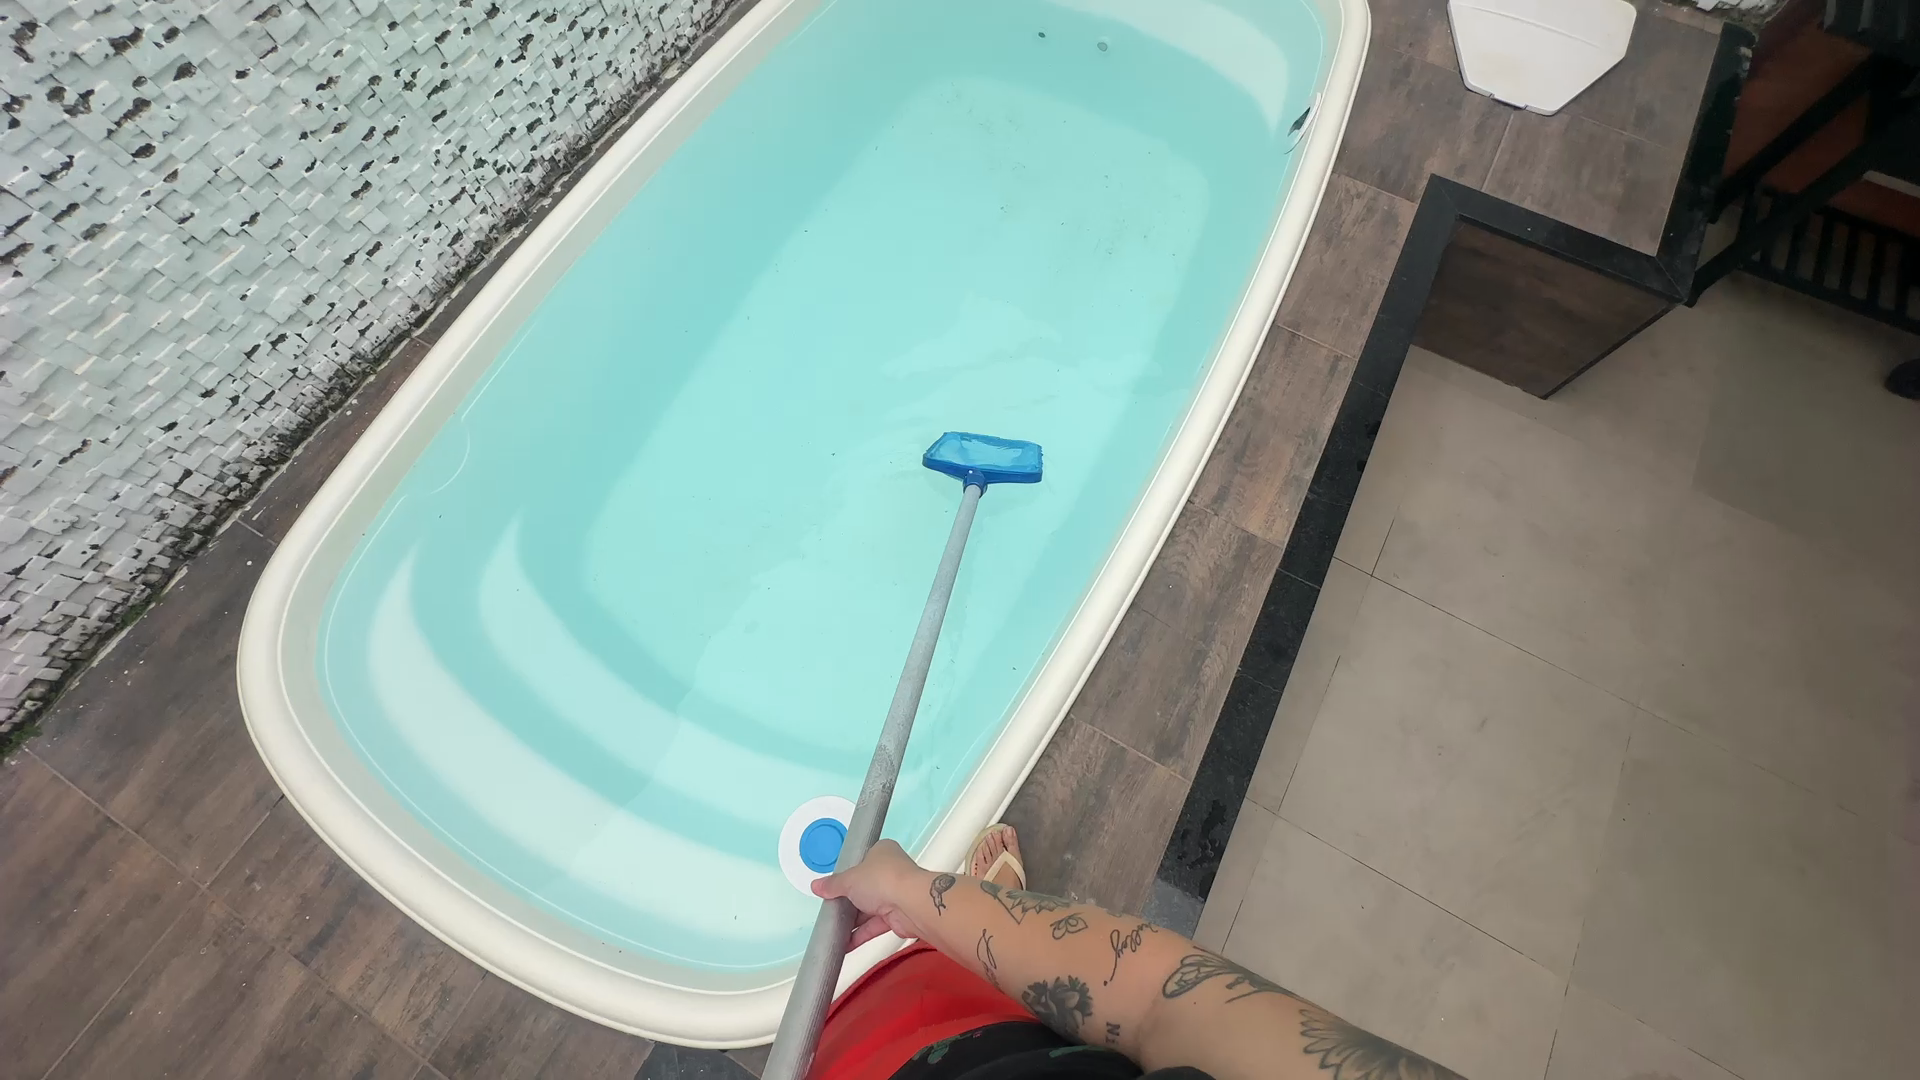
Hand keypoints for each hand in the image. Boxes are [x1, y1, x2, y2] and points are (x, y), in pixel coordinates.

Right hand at [811, 839, 934, 948]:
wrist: (910, 903)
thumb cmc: (881, 879)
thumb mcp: (850, 879)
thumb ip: (833, 885)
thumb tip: (815, 885)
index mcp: (882, 852)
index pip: (862, 861)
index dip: (848, 873)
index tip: (833, 886)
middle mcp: (890, 871)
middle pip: (864, 887)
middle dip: (848, 901)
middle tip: (829, 911)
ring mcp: (894, 894)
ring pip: (869, 908)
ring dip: (852, 921)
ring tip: (832, 930)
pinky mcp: (897, 916)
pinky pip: (874, 925)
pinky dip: (860, 935)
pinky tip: (843, 945)